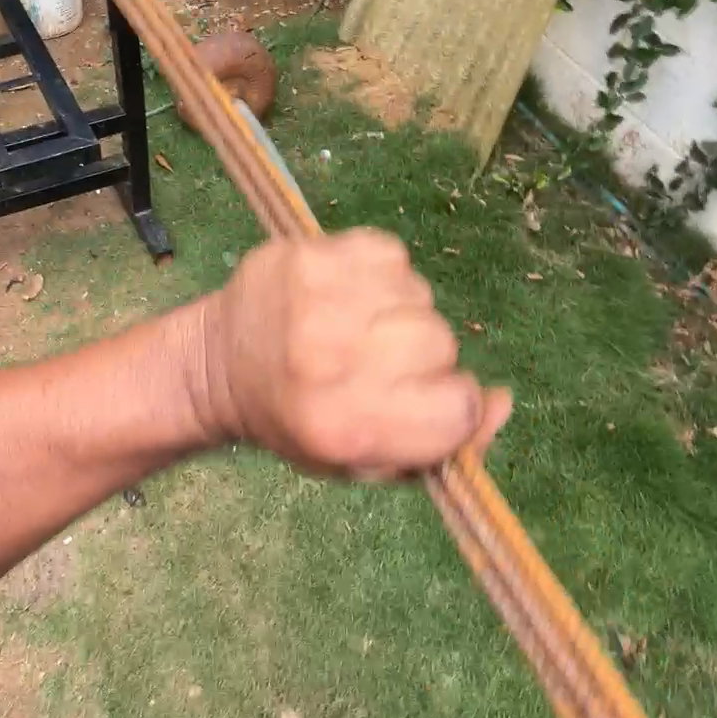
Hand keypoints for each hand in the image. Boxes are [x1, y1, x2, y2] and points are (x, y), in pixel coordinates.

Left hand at [192, 229, 511, 478]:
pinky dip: (383, 276)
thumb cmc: (295, 423)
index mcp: (346, 426)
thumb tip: (500, 402)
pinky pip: (393, 255)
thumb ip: (435, 448)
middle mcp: (332, 359)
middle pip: (443, 344)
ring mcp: (320, 299)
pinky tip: (347, 297)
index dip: (451, 407)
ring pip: (421, 295)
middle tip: (373, 365)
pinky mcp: (312, 254)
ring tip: (354, 329)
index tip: (418, 403)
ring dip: (401, 313)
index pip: (458, 408)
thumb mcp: (360, 463)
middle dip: (423, 359)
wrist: (216, 367)